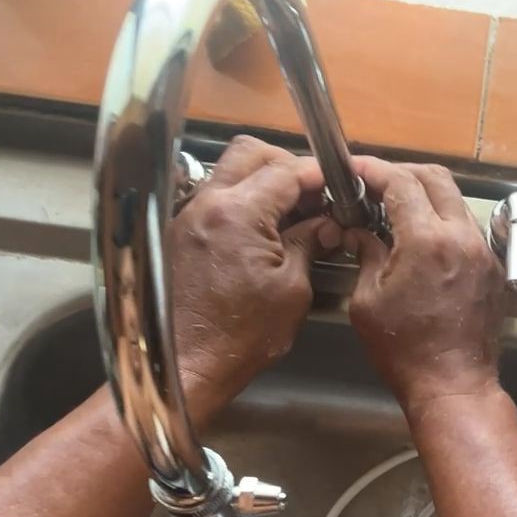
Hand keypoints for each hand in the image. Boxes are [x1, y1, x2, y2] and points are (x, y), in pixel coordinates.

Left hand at [168, 136, 326, 426]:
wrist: (190, 361)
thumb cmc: (243, 335)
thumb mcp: (292, 289)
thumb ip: (307, 244)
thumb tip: (324, 224)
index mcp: (238, 214)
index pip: (284, 171)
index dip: (315, 174)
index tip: (335, 184)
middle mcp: (206, 204)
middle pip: (249, 155)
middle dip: (286, 166)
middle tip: (313, 192)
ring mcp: (188, 216)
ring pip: (229, 173)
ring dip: (263, 183)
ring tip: (292, 213)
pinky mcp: (181, 233)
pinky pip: (216, 199)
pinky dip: (244, 202)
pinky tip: (265, 229)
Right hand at [339, 158, 506, 416]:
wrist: (454, 385)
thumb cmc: (408, 353)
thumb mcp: (369, 301)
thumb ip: (366, 255)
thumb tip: (360, 232)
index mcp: (427, 242)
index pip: (401, 182)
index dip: (374, 170)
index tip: (357, 170)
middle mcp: (462, 239)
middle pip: (436, 179)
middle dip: (404, 173)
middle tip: (377, 183)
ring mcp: (483, 255)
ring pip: (456, 202)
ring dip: (428, 197)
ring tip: (399, 211)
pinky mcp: (493, 272)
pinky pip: (469, 231)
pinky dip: (445, 223)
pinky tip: (424, 240)